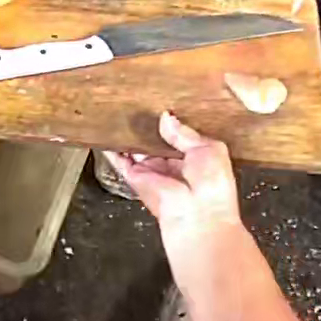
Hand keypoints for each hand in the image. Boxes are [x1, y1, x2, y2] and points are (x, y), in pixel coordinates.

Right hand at [103, 112, 244, 243]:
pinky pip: (119, 159)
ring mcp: (151, 170)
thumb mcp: (210, 149)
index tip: (163, 104)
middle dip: (148, 124)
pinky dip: (111, 147)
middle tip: (141, 104)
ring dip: (129, 133)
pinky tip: (107, 131)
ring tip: (122, 111)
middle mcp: (171, 165)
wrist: (196, 217)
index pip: (179, 135)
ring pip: (135, 147)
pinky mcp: (134, 176)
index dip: (172, 121)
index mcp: (195, 158)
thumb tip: (167, 117)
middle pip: (155, 139)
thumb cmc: (213, 189)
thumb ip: (185, 132)